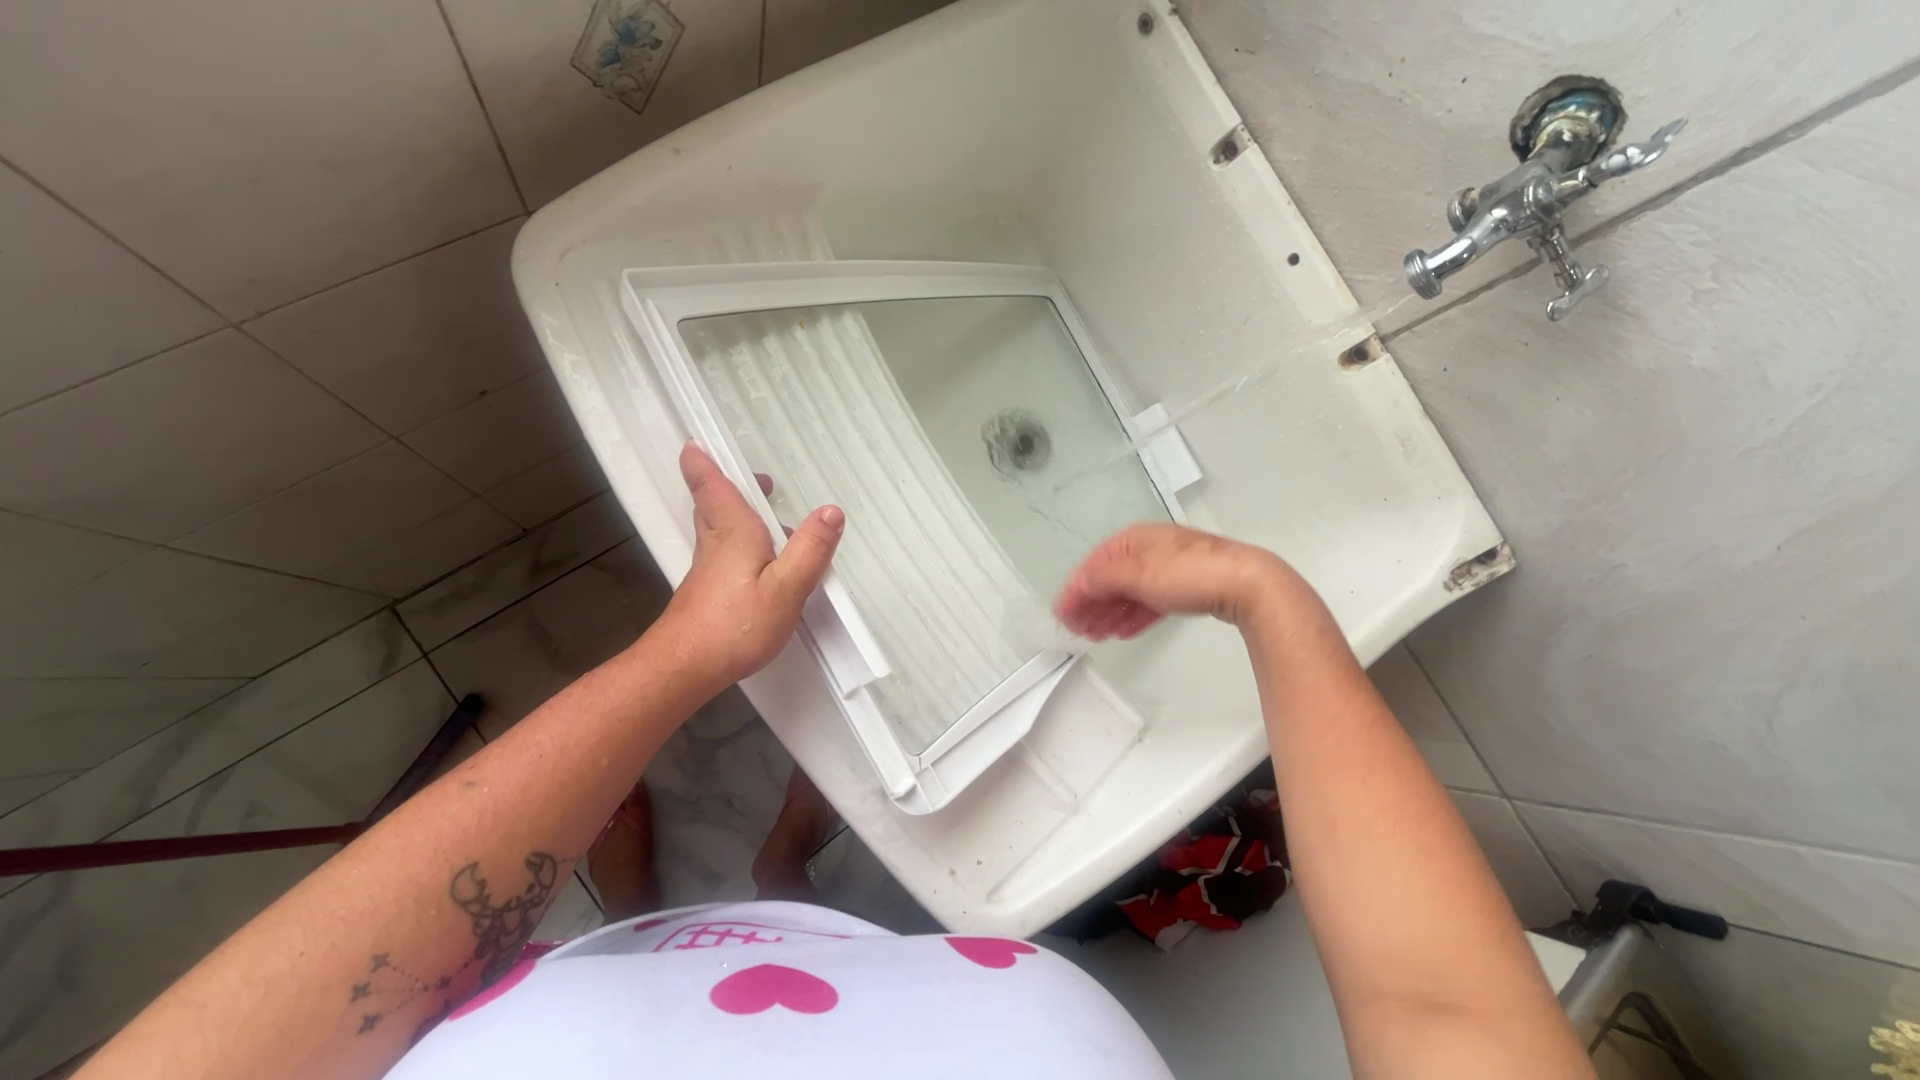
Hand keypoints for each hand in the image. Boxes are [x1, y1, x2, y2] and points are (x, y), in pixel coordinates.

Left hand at [659, 442, 844, 689]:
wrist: (685, 668)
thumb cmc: (735, 624)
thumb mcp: (787, 588)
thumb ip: (810, 549)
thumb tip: (832, 509)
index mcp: (733, 531)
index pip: (711, 485)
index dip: (702, 462)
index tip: (696, 441)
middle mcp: (716, 543)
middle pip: (714, 504)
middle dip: (729, 486)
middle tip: (761, 482)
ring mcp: (708, 569)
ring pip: (720, 529)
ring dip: (740, 515)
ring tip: (775, 521)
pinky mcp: (708, 592)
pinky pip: (725, 554)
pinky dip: (743, 545)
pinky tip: (766, 567)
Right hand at [1054, 524, 1301, 640]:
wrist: (1243, 583)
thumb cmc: (1187, 574)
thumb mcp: (1136, 574)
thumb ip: (1102, 579)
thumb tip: (1078, 585)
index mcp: (1133, 539)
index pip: (1093, 565)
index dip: (1075, 590)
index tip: (1062, 615)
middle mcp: (1148, 550)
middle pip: (1110, 579)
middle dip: (1092, 605)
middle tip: (1078, 631)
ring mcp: (1168, 569)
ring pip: (1129, 593)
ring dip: (1110, 614)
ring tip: (1097, 635)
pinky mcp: (1185, 588)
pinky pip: (1149, 603)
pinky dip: (1133, 616)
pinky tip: (1124, 631)